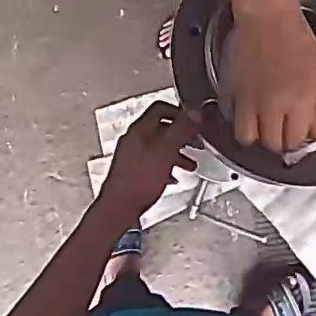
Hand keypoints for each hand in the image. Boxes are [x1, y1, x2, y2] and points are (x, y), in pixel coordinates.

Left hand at [94, 102, 196, 221]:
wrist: (119, 207)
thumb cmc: (139, 180)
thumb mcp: (166, 151)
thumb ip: (180, 129)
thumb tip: (193, 112)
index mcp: (141, 129)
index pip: (160, 108)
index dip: (179, 112)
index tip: (193, 121)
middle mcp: (134, 138)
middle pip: (162, 127)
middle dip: (182, 134)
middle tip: (196, 142)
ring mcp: (131, 153)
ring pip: (159, 146)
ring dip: (177, 152)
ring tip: (190, 164)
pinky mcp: (131, 169)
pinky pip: (153, 161)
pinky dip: (166, 165)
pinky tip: (173, 177)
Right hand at [229, 4, 315, 152]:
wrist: (267, 14)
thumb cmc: (294, 36)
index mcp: (299, 100)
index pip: (296, 141)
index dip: (299, 141)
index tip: (300, 135)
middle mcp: (271, 103)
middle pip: (271, 144)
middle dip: (279, 140)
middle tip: (283, 128)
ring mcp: (248, 98)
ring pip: (246, 138)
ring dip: (256, 134)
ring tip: (264, 122)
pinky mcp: (230, 89)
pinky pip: (229, 116)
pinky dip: (237, 116)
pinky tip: (248, 106)